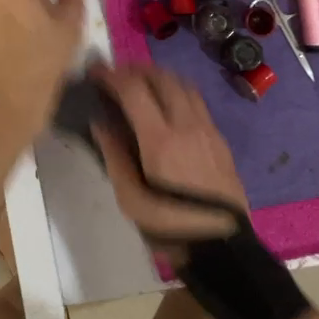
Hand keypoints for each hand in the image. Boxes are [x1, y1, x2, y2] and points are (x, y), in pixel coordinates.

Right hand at [91, 64, 247, 240]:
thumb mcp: (130, 199)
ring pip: (183, 84)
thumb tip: (100, 122)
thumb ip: (114, 156)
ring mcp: (207, 130)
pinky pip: (197, 101)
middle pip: (161, 78)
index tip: (95, 71)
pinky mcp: (220, 139)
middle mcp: (186, 125)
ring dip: (159, 77)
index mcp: (160, 140)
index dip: (111, 76)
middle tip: (116, 75)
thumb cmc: (170, 227)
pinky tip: (168, 106)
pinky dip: (177, 91)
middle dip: (135, 70)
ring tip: (142, 84)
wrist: (224, 248)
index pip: (134, 90)